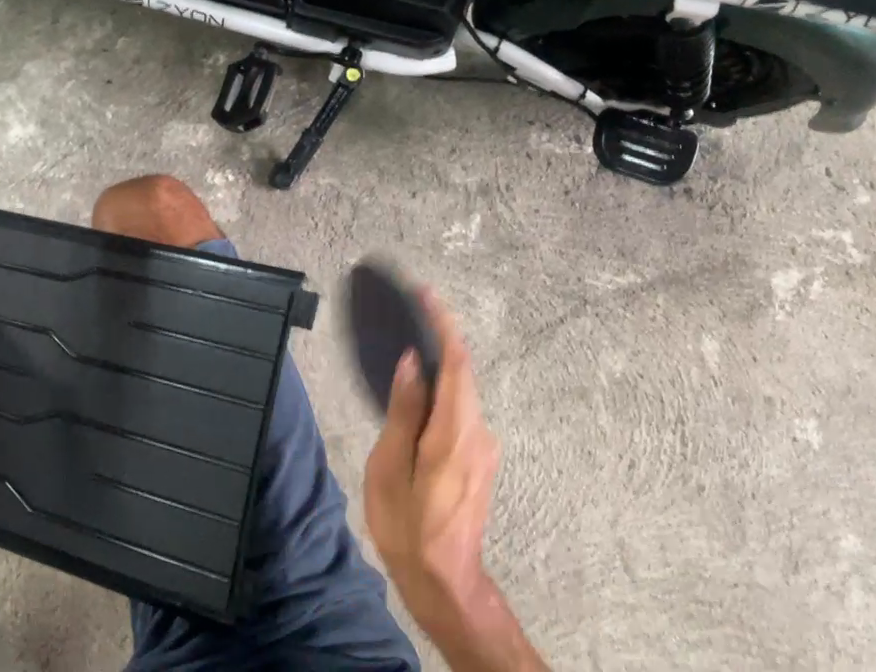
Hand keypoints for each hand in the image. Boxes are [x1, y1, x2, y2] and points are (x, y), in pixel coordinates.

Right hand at [363, 289, 502, 634]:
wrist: (445, 579)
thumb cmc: (408, 527)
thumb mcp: (390, 468)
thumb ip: (404, 412)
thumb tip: (409, 363)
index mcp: (454, 435)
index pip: (456, 365)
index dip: (443, 325)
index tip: (427, 295)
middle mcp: (479, 434)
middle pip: (463, 373)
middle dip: (440, 338)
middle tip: (413, 309)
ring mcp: (485, 447)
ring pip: (463, 391)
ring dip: (440, 365)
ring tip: (410, 345)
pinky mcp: (481, 457)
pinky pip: (462, 409)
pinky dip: (444, 390)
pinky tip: (420, 390)